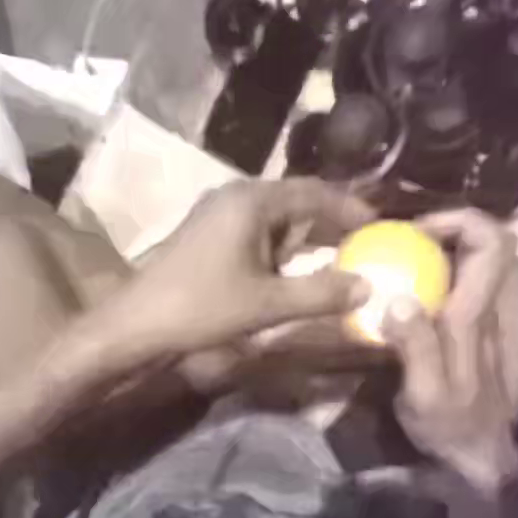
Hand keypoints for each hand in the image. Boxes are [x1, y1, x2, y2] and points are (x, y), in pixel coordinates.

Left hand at [84, 180, 374, 363]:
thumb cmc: (202, 307)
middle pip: (295, 203)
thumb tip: (368, 287)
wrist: (137, 326)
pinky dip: (278, 254)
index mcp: (252, 200)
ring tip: (333, 267)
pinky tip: (290, 278)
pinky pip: (255, 237)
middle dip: (329, 227)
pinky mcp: (206, 237)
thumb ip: (321, 294)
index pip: (315, 192)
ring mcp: (217, 216)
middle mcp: (235, 197)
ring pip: (275, 223)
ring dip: (302, 244)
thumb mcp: (268, 303)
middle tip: (362, 249)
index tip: (379, 226)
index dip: (350, 208)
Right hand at [385, 209, 517, 495]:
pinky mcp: (467, 335)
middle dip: (442, 231)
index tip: (416, 230)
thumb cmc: (450, 428)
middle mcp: (482, 310)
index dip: (460, 220)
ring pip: (469, 265)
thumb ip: (415, 346)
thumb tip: (397, 297)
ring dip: (434, 254)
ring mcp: (477, 322)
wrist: (476, 457)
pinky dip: (430, 279)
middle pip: (482, 245)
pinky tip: (399, 297)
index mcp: (473, 318)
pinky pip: (454, 289)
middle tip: (395, 245)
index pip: (491, 244)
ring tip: (391, 264)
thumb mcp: (424, 393)